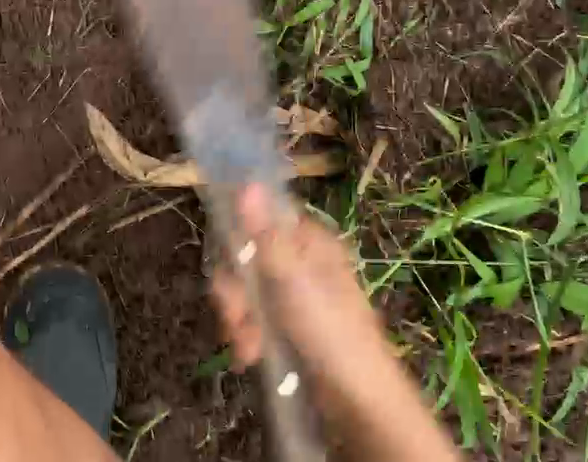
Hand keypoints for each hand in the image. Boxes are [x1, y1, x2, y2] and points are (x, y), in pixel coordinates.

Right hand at [211, 185, 460, 461]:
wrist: (362, 405)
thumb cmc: (332, 335)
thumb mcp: (292, 280)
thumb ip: (265, 234)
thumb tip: (248, 183)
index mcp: (309, 242)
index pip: (260, 217)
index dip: (236, 235)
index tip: (225, 259)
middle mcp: (301, 262)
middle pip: (245, 255)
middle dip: (234, 290)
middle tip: (236, 316)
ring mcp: (295, 295)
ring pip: (245, 289)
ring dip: (238, 318)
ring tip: (245, 346)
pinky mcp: (289, 325)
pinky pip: (253, 316)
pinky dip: (246, 333)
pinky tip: (249, 354)